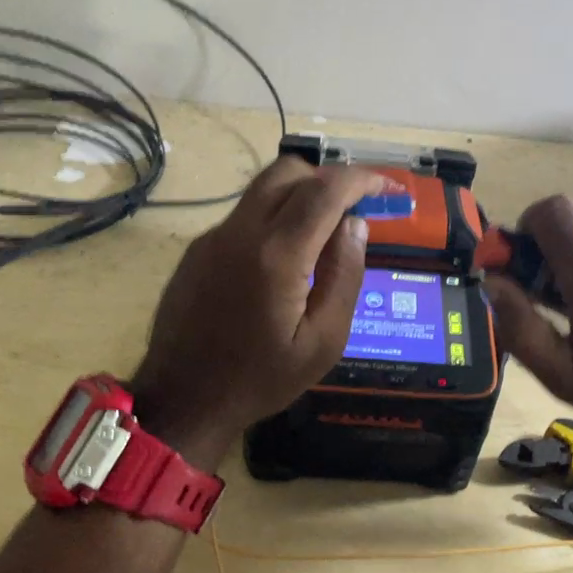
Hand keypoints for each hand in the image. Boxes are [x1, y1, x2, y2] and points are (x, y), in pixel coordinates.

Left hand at [130, 157, 388, 468]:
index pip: (326, 190)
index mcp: (277, 256)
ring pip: (262, 189)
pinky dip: (273, 218)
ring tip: (322, 235)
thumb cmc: (261, 380)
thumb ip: (345, 277)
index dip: (363, 179)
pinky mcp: (198, 250)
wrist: (183, 400)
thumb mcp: (323, 342)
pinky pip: (243, 216)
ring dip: (299, 196)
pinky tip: (282, 263)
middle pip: (289, 171)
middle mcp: (240, 233)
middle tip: (354, 210)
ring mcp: (213, 238)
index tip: (388, 189)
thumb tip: (356, 225)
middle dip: (328, 179)